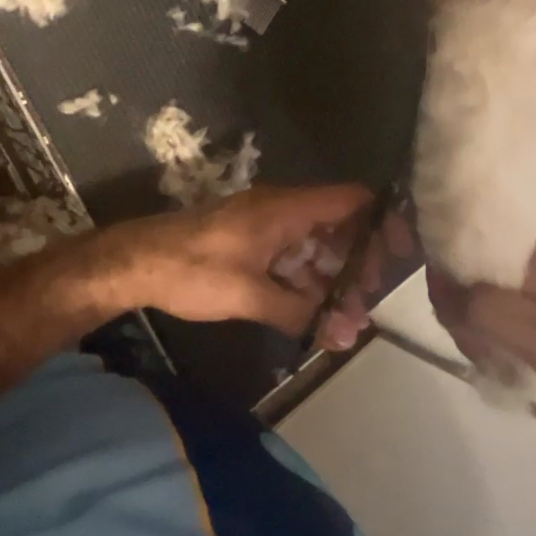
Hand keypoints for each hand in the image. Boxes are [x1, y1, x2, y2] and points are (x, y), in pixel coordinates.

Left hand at [90, 185, 382, 348]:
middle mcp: (278, 208)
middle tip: (368, 305)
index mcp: (285, 209)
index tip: (401, 256)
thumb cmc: (193, 271)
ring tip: (345, 322)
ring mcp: (261, 223)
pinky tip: (312, 313)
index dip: (381, 222)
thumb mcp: (250, 296)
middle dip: (356, 266)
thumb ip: (300, 312)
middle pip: (335, 226)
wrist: (134, 262)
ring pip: (311, 245)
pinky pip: (288, 254)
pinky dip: (303, 279)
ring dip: (329, 279)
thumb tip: (343, 335)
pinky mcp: (246, 240)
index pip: (351, 200)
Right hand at [427, 246, 535, 432]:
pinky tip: (495, 361)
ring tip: (486, 358)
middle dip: (457, 308)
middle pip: (467, 274)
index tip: (445, 310)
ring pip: (478, 300)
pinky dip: (486, 337)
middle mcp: (529, 267)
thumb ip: (484, 307)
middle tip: (472, 346)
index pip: (467, 242)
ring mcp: (535, 294)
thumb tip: (437, 284)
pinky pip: (494, 319)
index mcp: (531, 257)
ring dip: (471, 327)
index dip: (444, 270)